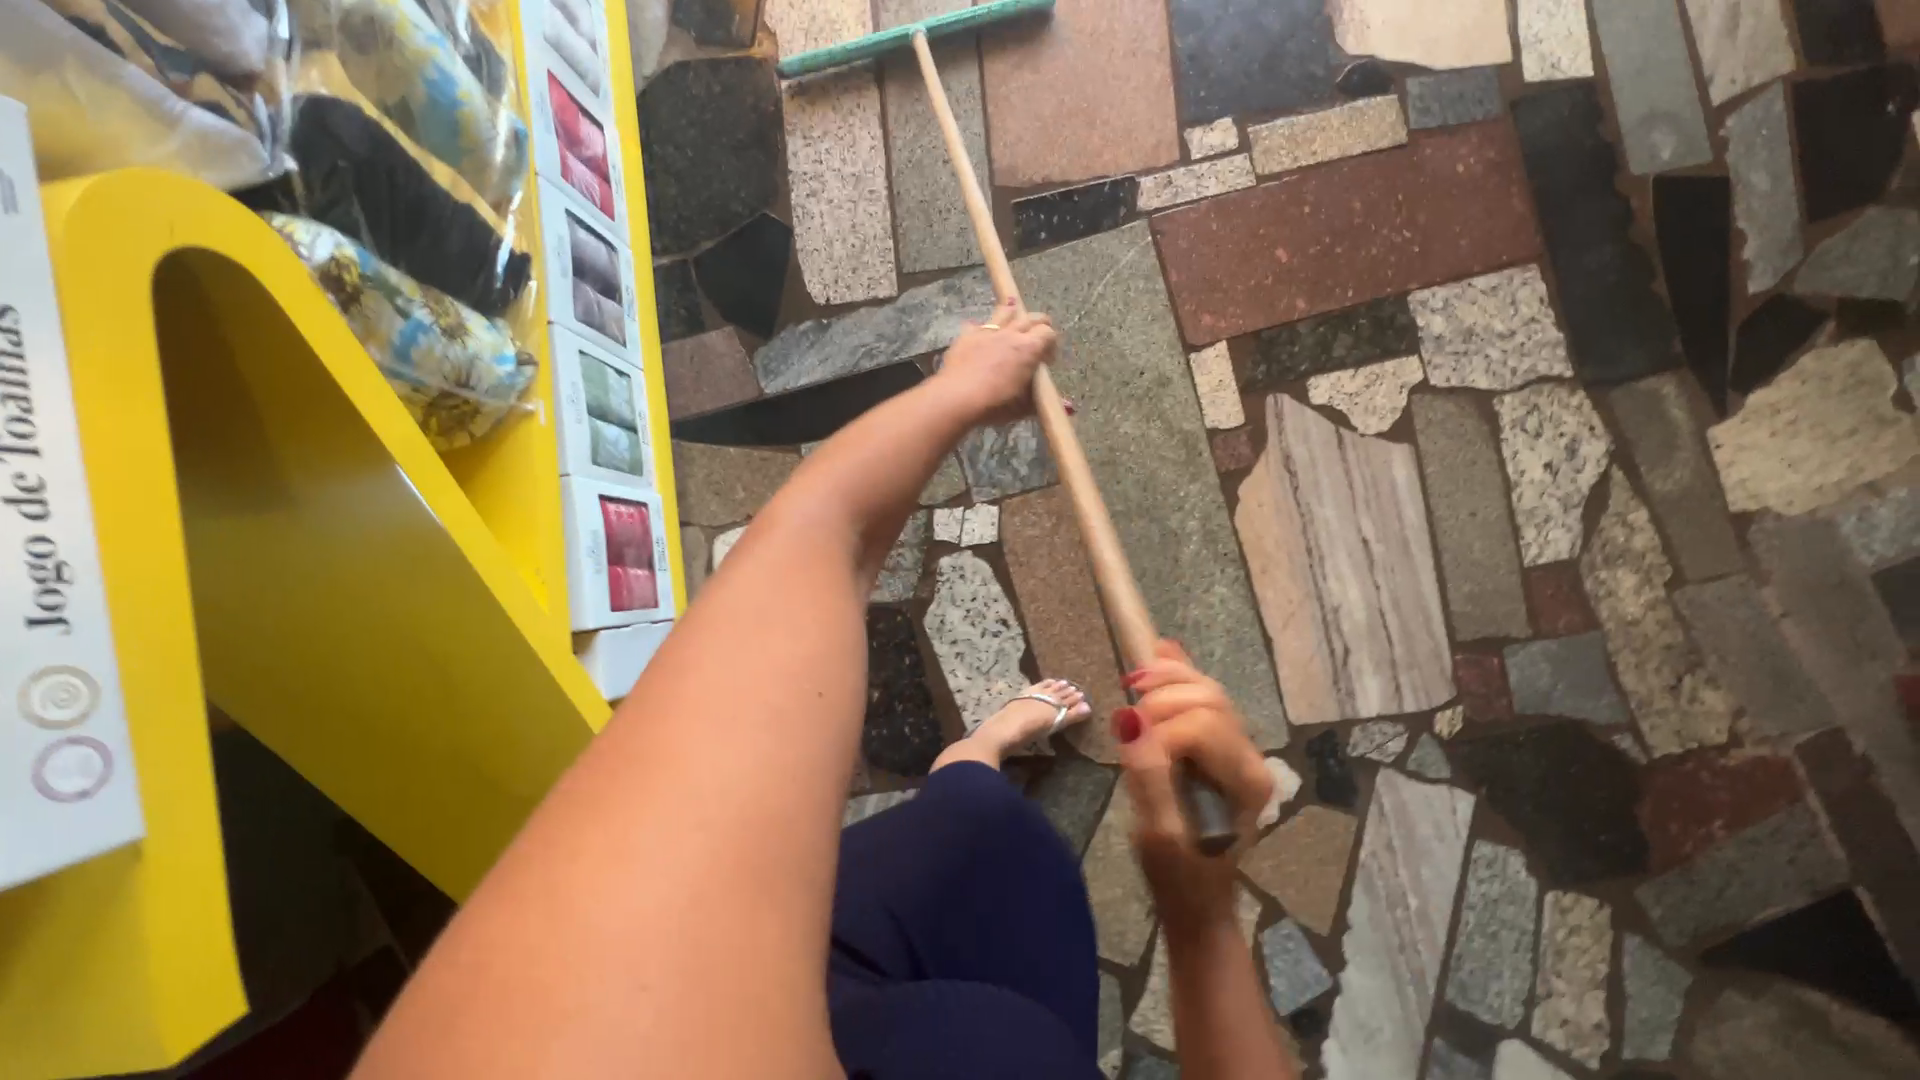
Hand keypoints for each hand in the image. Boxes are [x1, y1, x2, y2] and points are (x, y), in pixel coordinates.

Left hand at [934, 301, 1056, 423]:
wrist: (957, 398)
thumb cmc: (995, 405)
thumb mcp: (1022, 408)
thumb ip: (1042, 402)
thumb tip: (1068, 407)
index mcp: (1029, 349)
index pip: (1049, 333)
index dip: (1051, 343)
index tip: (1047, 359)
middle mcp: (1011, 334)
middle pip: (1032, 317)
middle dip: (1039, 324)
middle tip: (1037, 338)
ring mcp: (988, 331)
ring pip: (1006, 311)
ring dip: (1013, 313)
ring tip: (1014, 322)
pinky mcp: (967, 335)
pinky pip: (977, 324)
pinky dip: (982, 328)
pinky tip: (981, 336)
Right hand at [1115, 641, 1273, 932]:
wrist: (1198, 899)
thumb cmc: (1177, 875)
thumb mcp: (1157, 835)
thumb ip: (1149, 777)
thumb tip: (1131, 722)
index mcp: (1243, 780)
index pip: (1199, 725)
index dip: (1159, 729)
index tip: (1127, 750)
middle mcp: (1250, 757)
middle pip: (1209, 697)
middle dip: (1164, 692)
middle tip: (1127, 707)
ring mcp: (1239, 750)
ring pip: (1209, 691)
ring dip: (1169, 679)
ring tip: (1134, 681)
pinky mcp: (1222, 748)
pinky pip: (1205, 698)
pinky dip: (1179, 674)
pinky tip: (1160, 650)